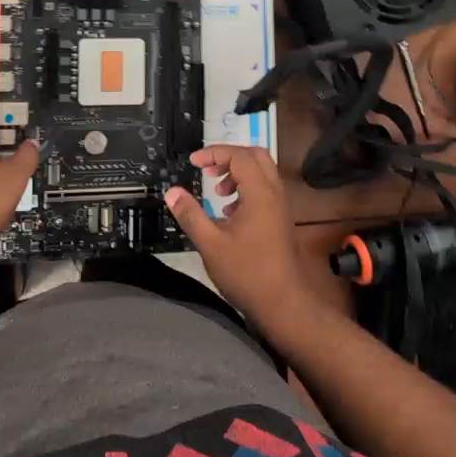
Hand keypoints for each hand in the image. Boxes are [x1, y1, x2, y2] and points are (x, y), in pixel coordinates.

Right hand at [163, 145, 316, 330]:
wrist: (284, 303)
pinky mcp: (280, 219)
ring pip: (263, 172)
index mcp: (260, 193)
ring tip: (217, 194)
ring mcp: (281, 206)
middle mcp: (274, 193)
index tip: (194, 162)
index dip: (215, 153)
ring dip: (239, 173)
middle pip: (256, 156)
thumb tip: (172, 192)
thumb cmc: (247, 273)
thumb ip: (191, 215)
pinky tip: (230, 213)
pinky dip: (247, 189)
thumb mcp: (211, 244)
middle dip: (229, 157)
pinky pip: (265, 189)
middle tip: (208, 171)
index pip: (240, 156)